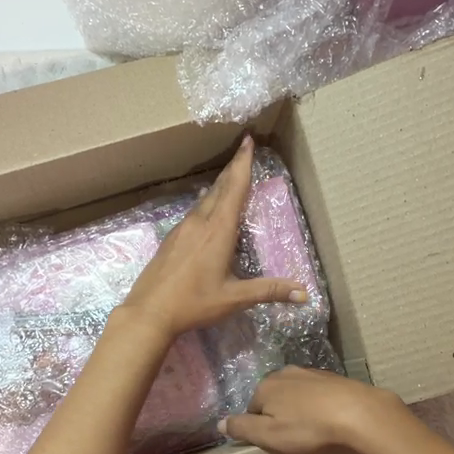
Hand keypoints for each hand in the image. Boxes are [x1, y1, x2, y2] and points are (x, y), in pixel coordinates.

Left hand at [118, 136, 307, 338]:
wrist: (149, 312)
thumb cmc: (194, 303)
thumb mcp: (235, 298)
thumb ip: (269, 291)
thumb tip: (304, 294)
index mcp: (218, 231)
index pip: (234, 189)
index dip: (243, 164)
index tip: (248, 141)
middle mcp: (199, 223)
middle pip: (219, 189)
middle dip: (233, 169)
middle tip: (243, 150)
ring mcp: (181, 230)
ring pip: (204, 200)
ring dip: (219, 187)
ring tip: (229, 177)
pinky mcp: (170, 240)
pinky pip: (193, 213)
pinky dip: (205, 204)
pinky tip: (204, 208)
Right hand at [221, 366, 407, 453]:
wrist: (355, 411)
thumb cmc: (308, 426)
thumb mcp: (269, 435)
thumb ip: (242, 428)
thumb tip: (220, 423)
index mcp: (264, 387)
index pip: (251, 409)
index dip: (260, 427)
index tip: (275, 440)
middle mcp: (283, 373)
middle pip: (272, 398)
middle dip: (278, 414)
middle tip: (293, 435)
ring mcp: (308, 372)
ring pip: (294, 393)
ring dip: (298, 408)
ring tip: (311, 427)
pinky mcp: (331, 376)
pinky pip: (314, 392)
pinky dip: (316, 403)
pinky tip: (327, 417)